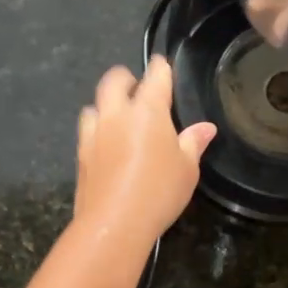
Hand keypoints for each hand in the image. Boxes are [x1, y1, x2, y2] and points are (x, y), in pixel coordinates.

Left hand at [74, 57, 215, 247]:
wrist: (114, 223)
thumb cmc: (159, 192)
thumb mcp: (187, 169)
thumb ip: (192, 143)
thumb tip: (206, 128)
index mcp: (148, 111)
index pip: (155, 78)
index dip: (160, 68)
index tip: (162, 64)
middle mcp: (117, 114)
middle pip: (114, 81)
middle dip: (125, 78)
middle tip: (135, 84)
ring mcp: (94, 133)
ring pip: (94, 104)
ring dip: (106, 104)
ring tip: (117, 115)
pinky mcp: (81, 154)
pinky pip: (87, 129)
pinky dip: (97, 127)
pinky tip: (105, 141)